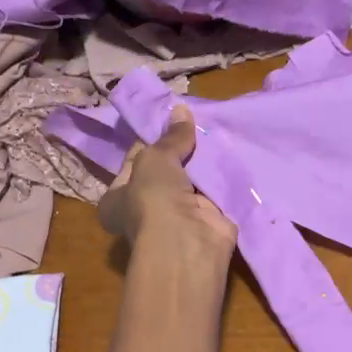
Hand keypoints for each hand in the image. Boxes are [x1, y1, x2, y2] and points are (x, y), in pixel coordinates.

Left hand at [97, 105, 236, 257]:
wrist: (188, 241)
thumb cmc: (155, 200)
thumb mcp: (155, 159)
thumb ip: (170, 137)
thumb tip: (181, 110)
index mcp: (118, 197)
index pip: (135, 160)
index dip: (152, 139)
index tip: (172, 119)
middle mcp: (145, 209)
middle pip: (166, 171)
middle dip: (183, 151)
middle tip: (199, 125)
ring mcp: (179, 217)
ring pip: (193, 181)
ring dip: (204, 164)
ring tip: (218, 135)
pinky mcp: (209, 220)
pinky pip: (215, 193)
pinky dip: (223, 179)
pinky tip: (233, 156)